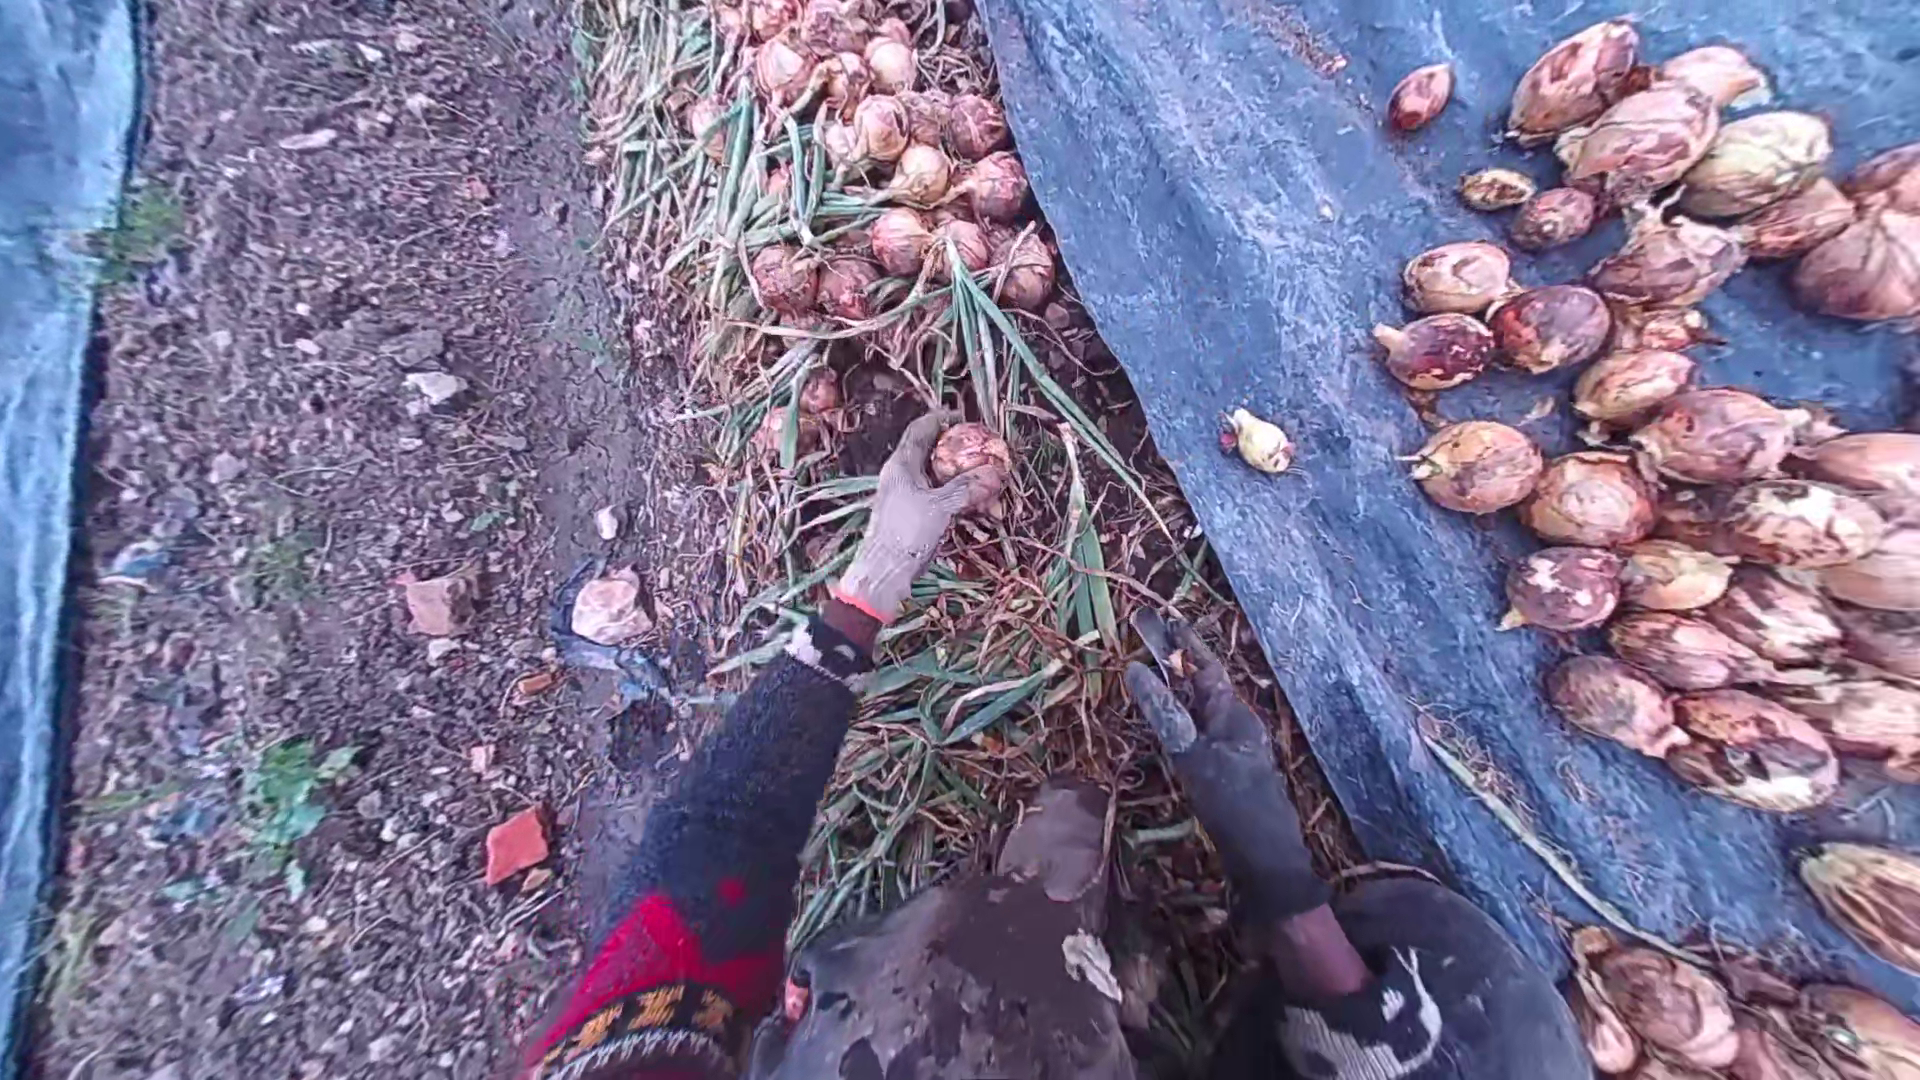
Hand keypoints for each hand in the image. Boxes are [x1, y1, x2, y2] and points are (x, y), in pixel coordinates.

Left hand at [834, 410, 989, 622]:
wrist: (884, 573)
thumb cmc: (904, 534)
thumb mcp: (939, 507)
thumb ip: (967, 488)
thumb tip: (994, 472)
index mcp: (902, 465)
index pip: (921, 430)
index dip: (942, 420)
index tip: (964, 418)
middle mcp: (903, 477)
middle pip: (935, 455)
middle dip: (962, 456)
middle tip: (985, 455)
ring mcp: (908, 497)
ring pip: (941, 481)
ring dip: (966, 484)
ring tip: (991, 491)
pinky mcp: (915, 517)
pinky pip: (942, 501)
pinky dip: (961, 502)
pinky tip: (979, 511)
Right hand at [1124, 610, 1328, 922]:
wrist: (1268, 865)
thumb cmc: (1234, 808)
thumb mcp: (1194, 757)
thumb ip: (1164, 714)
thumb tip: (1136, 671)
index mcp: (1234, 714)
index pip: (1204, 665)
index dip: (1181, 640)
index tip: (1158, 616)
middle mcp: (1232, 722)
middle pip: (1197, 679)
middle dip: (1170, 653)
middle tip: (1142, 627)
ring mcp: (1228, 744)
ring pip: (1195, 702)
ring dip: (1172, 679)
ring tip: (1146, 658)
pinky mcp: (1220, 765)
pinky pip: (1194, 725)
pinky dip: (1174, 709)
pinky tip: (1160, 710)